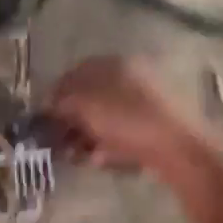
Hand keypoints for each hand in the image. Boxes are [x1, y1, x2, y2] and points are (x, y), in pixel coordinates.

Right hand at [46, 57, 202, 175]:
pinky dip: (107, 145)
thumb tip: (50, 105)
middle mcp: (131, 77)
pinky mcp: (155, 127)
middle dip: (71, 120)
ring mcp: (146, 102)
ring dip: (86, 136)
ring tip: (77, 155)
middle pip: (90, 97)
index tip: (43, 118)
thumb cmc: (128, 120)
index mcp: (115, 63)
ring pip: (105, 118)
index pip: (75, 73)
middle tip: (58, 140)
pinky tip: (100, 158)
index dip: (55, 95)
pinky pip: (122, 134)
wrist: (179, 148)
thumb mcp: (86, 106)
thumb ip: (62, 101)